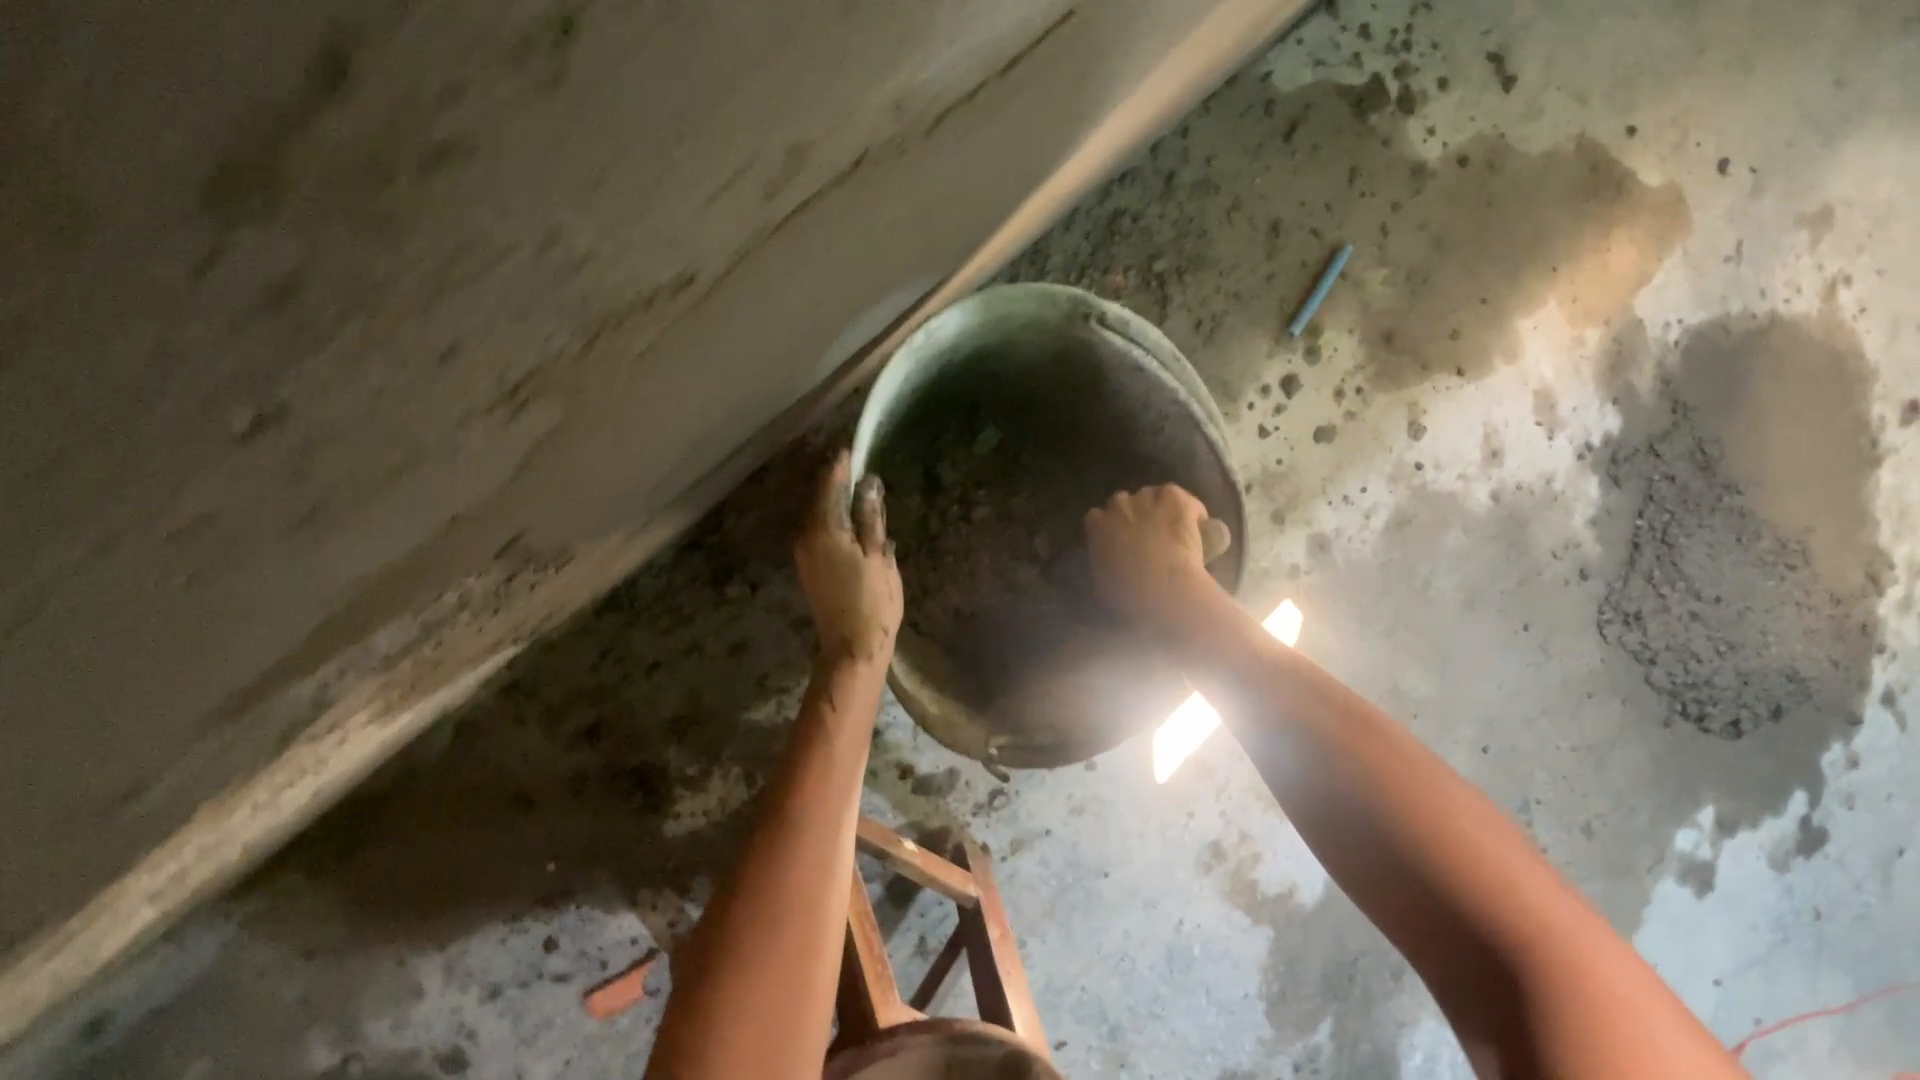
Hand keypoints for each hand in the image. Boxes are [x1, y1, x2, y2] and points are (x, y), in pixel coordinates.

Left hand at [795, 450, 903, 664]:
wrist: (852, 647)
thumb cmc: (872, 601)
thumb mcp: (879, 555)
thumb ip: (871, 516)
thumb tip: (870, 483)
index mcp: (824, 529)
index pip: (830, 484)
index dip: (842, 464)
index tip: (853, 446)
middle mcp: (807, 535)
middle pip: (820, 497)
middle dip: (837, 479)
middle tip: (857, 462)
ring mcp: (805, 552)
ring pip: (818, 513)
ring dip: (835, 498)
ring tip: (858, 486)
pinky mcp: (809, 566)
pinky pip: (819, 529)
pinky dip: (833, 517)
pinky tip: (851, 517)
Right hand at [1083, 484, 1216, 622]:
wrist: (1160, 586)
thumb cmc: (1127, 592)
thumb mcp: (1102, 584)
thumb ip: (1103, 568)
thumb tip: (1109, 570)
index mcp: (1096, 525)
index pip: (1097, 517)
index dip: (1111, 527)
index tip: (1120, 540)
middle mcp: (1119, 505)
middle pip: (1124, 500)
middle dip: (1134, 513)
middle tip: (1148, 534)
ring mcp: (1147, 499)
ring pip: (1154, 494)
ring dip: (1161, 507)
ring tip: (1174, 527)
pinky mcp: (1174, 499)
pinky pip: (1183, 498)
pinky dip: (1191, 509)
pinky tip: (1198, 524)